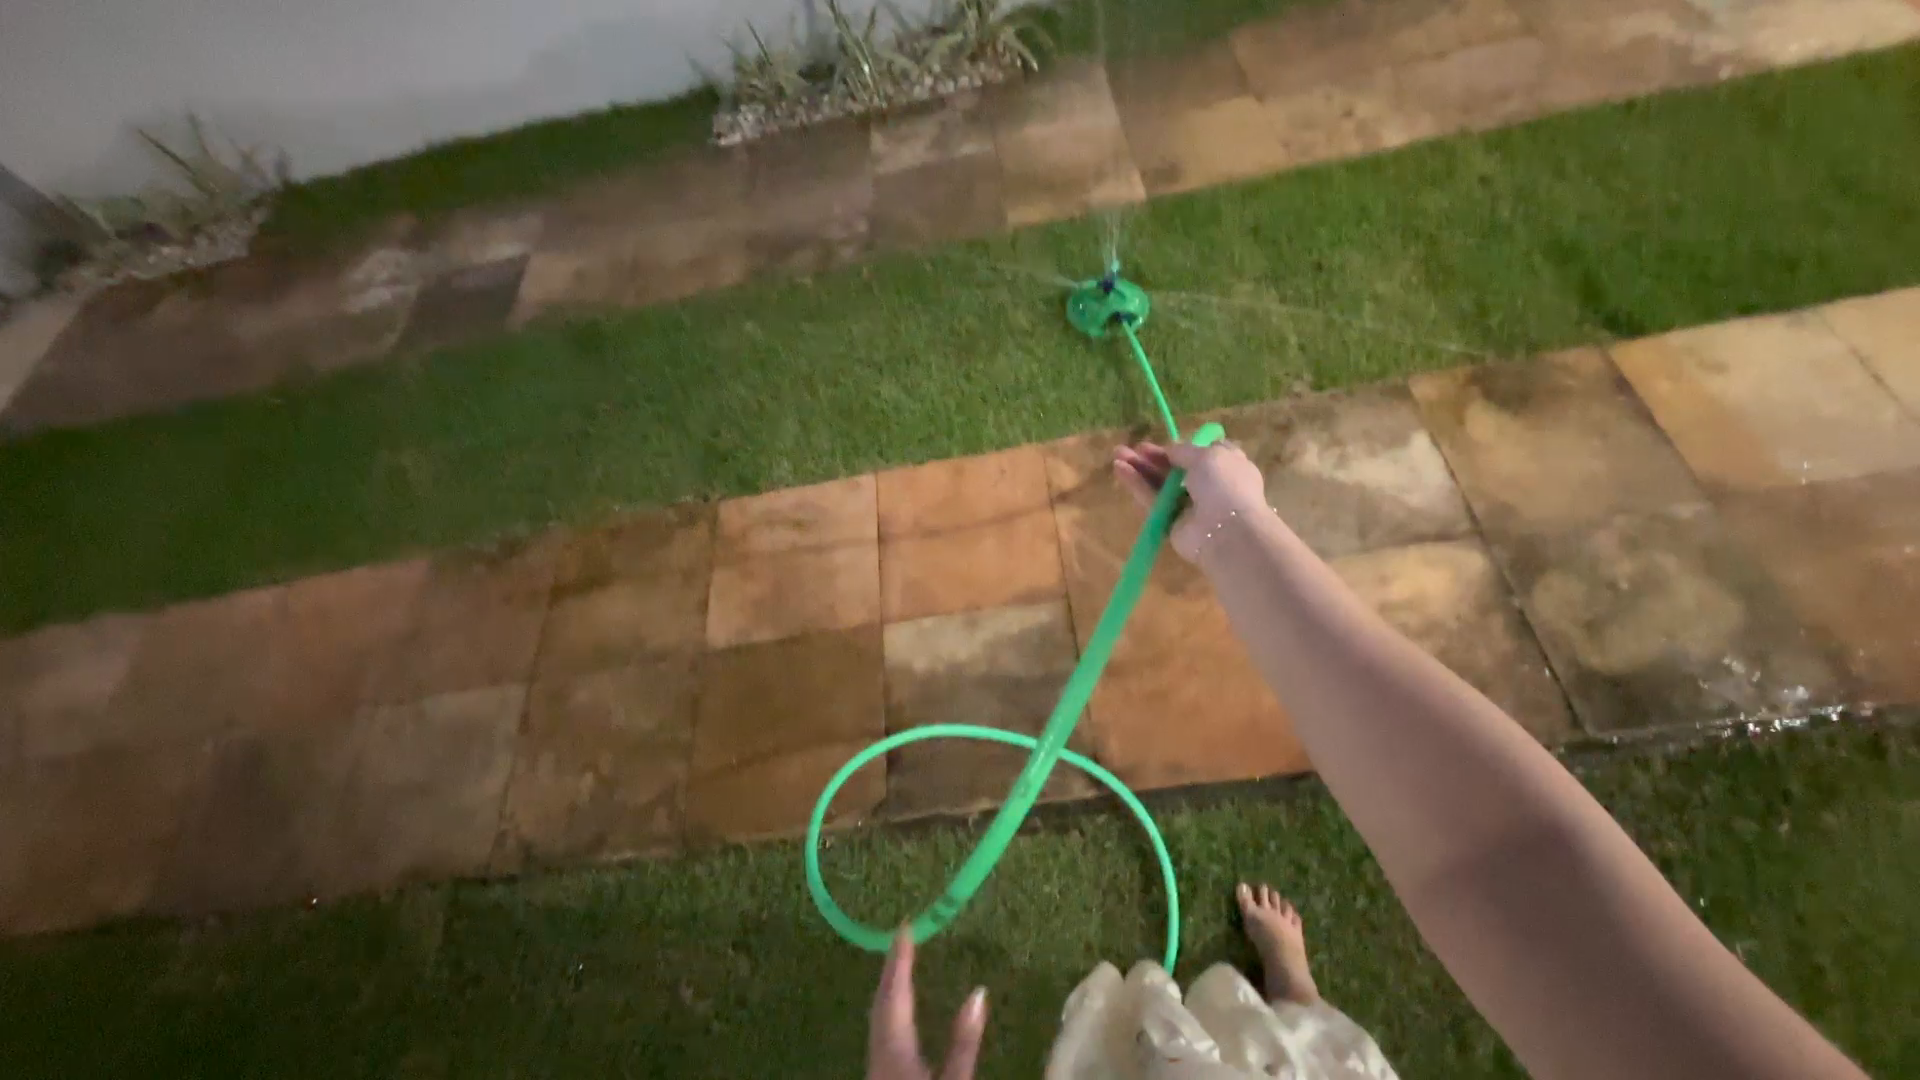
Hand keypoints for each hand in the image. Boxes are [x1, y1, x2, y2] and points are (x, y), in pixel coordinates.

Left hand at [867, 929, 987, 1079]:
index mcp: (895, 1047)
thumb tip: (979, 992)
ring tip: (899, 963)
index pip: (895, 994)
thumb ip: (964, 1041)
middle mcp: (879, 1051)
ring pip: (878, 1014)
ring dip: (888, 986)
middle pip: (882, 1000)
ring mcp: (875, 1065)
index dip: (900, 958)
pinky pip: (880, 1027)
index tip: (904, 926)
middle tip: (902, 937)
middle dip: (891, 967)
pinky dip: (888, 1005)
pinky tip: (897, 1009)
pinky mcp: (878, 1074)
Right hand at [1114, 439, 1267, 561]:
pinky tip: (1120, 470)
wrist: (1226, 531)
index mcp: (1226, 467)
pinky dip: (1137, 485)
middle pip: (1176, 469)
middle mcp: (1208, 486)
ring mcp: (1189, 506)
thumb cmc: (1224, 485)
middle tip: (1131, 448)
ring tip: (1117, 454)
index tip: (1168, 443)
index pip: (1204, 454)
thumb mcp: (1207, 455)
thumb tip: (1170, 449)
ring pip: (1160, 484)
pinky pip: (1152, 501)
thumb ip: (1184, 450)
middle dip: (1153, 457)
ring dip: (1140, 469)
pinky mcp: (1171, 522)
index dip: (1184, 447)